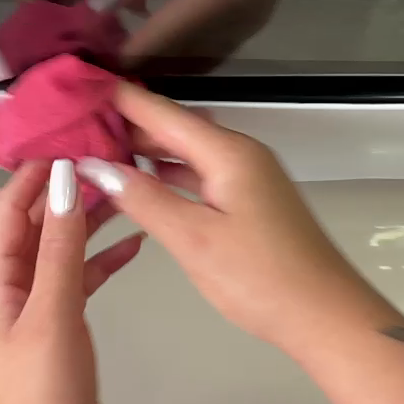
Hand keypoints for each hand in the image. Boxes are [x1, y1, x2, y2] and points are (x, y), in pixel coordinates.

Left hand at [0, 162, 144, 403]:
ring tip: (122, 191)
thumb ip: (59, 246)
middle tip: (103, 161)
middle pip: (36, 222)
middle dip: (67, 189)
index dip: (36, 171)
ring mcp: (35, 307)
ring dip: (89, 219)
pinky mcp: (59, 325)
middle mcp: (10, 289)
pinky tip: (131, 245)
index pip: (9, 207)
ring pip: (62, 246)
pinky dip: (103, 257)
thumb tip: (62, 185)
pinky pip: (79, 276)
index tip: (70, 144)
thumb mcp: (52, 314)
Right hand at [75, 85, 374, 350]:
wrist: (326, 316)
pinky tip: (143, 180)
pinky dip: (170, 172)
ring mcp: (248, 175)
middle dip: (128, 124)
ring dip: (148, 149)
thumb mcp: (195, 239)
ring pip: (189, 150)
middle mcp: (240, 152)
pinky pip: (201, 172)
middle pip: (176, 127)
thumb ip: (144, 198)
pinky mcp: (250, 197)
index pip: (164, 112)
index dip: (121, 98)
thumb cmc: (261, 277)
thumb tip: (95, 166)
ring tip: (98, 150)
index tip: (78, 87)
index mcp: (228, 152)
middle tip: (77, 126)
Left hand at [119, 0, 358, 69]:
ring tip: (128, 62)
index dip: (132, 51)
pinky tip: (164, 50)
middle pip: (184, 58)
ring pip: (201, 62)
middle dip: (145, 65)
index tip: (98, 62)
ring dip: (166, 66)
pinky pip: (216, 52)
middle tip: (106, 66)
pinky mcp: (256, 21)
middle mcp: (239, 21)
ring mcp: (251, 25)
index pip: (167, 34)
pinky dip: (187, 58)